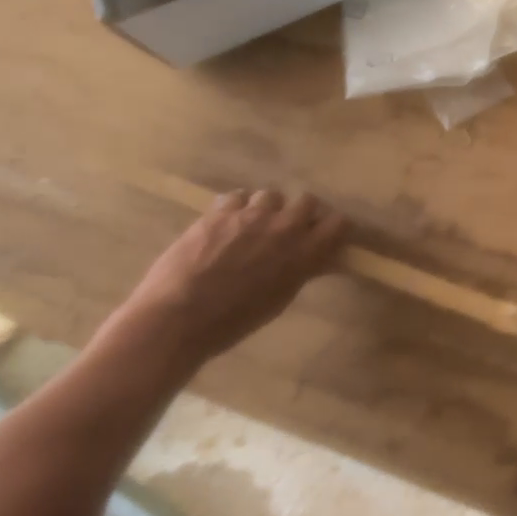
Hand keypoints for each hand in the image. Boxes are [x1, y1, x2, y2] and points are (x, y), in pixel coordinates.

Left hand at [107, 189, 346, 369]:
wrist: (177, 318)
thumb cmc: (234, 320)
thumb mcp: (279, 299)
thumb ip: (301, 271)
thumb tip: (317, 261)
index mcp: (305, 252)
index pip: (339, 222)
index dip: (332, 228)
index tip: (324, 237)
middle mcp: (284, 227)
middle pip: (307, 200)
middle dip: (301, 213)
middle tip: (287, 231)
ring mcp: (250, 216)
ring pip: (271, 195)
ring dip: (267, 208)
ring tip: (253, 226)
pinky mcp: (217, 214)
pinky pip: (236, 197)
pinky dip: (237, 207)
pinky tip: (227, 224)